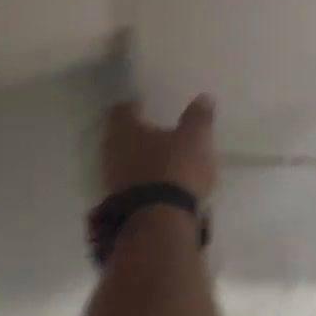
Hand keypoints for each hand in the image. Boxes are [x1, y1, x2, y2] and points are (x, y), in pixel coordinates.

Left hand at [102, 95, 216, 198]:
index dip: (133, 105)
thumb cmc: (175, 169)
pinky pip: (129, 180)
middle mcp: (112, 150)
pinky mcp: (120, 200)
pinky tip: (157, 180)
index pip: (122, 109)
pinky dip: (141, 177)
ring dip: (138, 156)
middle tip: (152, 128)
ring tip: (158, 156)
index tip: (142, 103)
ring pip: (123, 159)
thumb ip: (198, 118)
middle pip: (120, 135)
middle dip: (136, 132)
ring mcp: (112, 177)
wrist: (158, 218)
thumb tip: (204, 97)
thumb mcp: (195, 139)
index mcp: (126, 130)